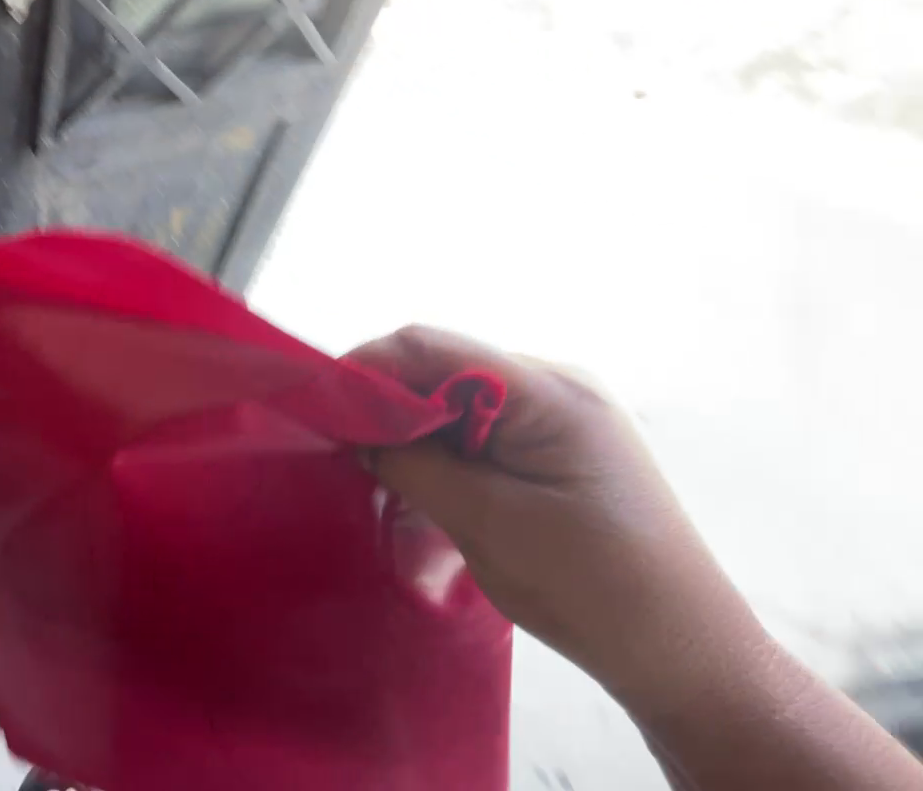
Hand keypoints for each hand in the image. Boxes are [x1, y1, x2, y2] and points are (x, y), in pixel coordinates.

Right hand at [346, 327, 922, 789]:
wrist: (686, 657)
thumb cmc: (594, 588)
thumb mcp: (486, 521)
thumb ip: (411, 462)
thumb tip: (352, 430)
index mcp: (550, 394)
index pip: (430, 348)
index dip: (365, 366)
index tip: (320, 406)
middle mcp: (555, 386)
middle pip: (439, 364)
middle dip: (384, 398)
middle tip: (341, 441)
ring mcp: (558, 414)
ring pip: (452, 394)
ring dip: (409, 424)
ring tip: (375, 463)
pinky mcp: (554, 443)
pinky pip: (475, 422)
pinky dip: (436, 442)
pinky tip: (420, 474)